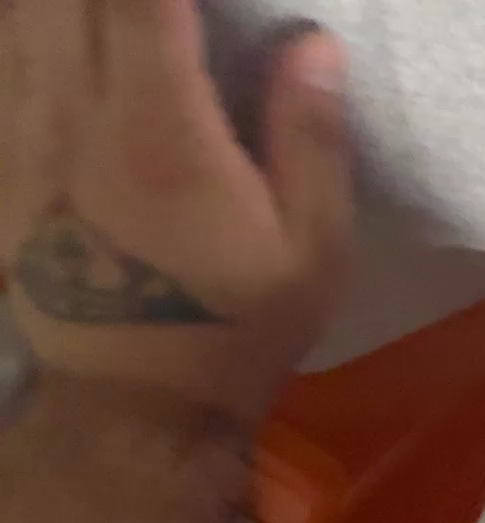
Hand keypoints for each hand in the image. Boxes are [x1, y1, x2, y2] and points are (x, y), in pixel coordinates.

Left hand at [0, 0, 353, 430]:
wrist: (143, 384)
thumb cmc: (250, 316)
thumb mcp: (316, 244)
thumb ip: (310, 140)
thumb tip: (315, 43)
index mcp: (163, 132)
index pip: (144, 1)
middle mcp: (67, 107)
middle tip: (172, 4)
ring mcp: (10, 121)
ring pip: (16, 13)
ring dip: (70, 5)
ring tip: (129, 17)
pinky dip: (25, 30)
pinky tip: (56, 37)